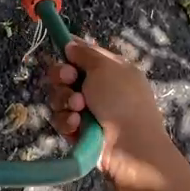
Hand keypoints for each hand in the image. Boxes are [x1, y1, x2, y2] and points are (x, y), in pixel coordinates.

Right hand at [43, 39, 167, 172]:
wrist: (130, 146)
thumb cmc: (122, 100)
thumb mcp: (105, 67)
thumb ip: (84, 53)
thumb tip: (70, 44)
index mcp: (110, 70)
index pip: (84, 54)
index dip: (69, 52)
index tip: (62, 53)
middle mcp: (99, 88)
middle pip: (64, 75)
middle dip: (62, 77)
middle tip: (69, 81)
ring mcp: (88, 110)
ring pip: (59, 97)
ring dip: (65, 100)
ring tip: (78, 109)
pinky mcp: (79, 130)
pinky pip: (61, 119)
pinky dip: (67, 121)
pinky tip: (77, 125)